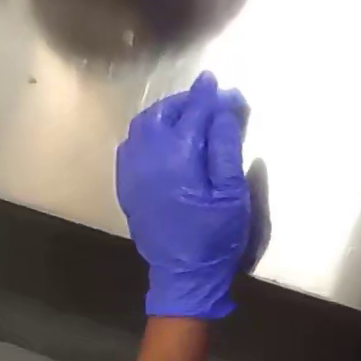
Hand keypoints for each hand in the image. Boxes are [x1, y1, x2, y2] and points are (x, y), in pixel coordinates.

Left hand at [116, 71, 249, 318]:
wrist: (185, 274)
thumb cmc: (216, 236)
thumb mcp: (232, 194)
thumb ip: (227, 149)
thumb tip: (223, 110)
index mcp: (178, 157)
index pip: (194, 114)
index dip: (209, 97)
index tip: (222, 85)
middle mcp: (148, 156)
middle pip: (165, 113)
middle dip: (187, 101)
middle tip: (209, 97)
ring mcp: (132, 170)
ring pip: (145, 125)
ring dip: (167, 113)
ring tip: (189, 112)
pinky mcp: (128, 184)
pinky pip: (133, 144)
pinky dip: (150, 131)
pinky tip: (164, 135)